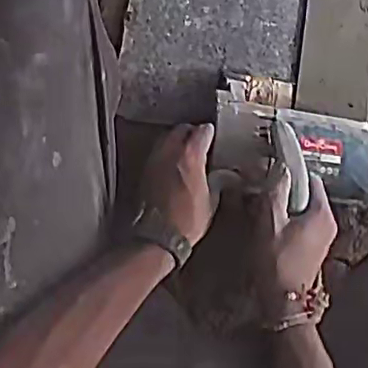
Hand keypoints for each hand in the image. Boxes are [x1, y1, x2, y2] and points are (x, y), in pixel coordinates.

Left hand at [138, 122, 218, 244]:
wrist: (157, 237)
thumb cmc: (188, 220)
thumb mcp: (210, 202)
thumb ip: (217, 182)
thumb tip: (223, 175)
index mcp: (190, 156)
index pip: (201, 132)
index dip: (209, 132)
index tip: (213, 134)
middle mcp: (170, 152)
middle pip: (180, 130)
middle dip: (190, 131)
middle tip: (199, 139)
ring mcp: (154, 160)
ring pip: (166, 138)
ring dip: (176, 140)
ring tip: (185, 150)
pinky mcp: (144, 171)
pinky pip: (157, 152)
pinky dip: (166, 152)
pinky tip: (172, 163)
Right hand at [249, 166, 336, 297]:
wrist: (284, 304)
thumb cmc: (277, 261)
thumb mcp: (271, 222)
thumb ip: (276, 191)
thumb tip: (280, 167)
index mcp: (323, 214)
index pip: (310, 178)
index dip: (290, 172)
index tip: (271, 172)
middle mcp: (329, 223)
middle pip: (306, 193)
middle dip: (285, 189)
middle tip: (262, 190)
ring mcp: (323, 236)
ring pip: (302, 208)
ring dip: (285, 205)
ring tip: (263, 207)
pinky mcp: (315, 247)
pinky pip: (302, 222)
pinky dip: (288, 219)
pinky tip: (270, 225)